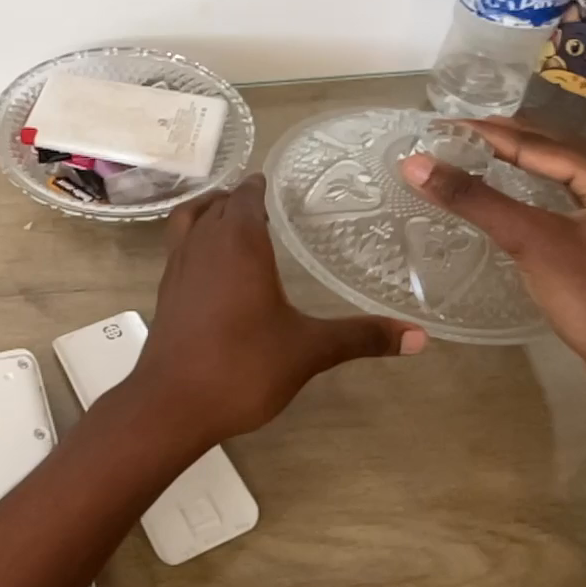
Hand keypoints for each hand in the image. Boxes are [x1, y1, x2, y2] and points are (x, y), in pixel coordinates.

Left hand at [126, 175, 424, 449]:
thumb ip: (360, 337)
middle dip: (241, 197)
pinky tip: (217, 266)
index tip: (284, 184)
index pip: (247, 195)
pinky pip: (179, 245)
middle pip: (219, 203)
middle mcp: (203, 243)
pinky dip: (196, 238)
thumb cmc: (242, 366)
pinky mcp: (165, 289)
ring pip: (191, 219)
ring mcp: (177, 265)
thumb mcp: (308, 349)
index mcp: (238, 242)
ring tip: (239, 222)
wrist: (172, 402)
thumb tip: (419, 337)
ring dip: (211, 211)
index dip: (262, 185)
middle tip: (274, 205)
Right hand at [398, 118, 585, 384]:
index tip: (441, 126)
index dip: (487, 133)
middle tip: (455, 134)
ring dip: (523, 162)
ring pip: (566, 175)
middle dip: (507, 139)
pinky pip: (570, 199)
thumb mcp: (531, 242)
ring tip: (480, 153)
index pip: (541, 144)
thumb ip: (474, 200)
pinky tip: (516, 196)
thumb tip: (415, 164)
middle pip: (559, 152)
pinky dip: (537, 188)